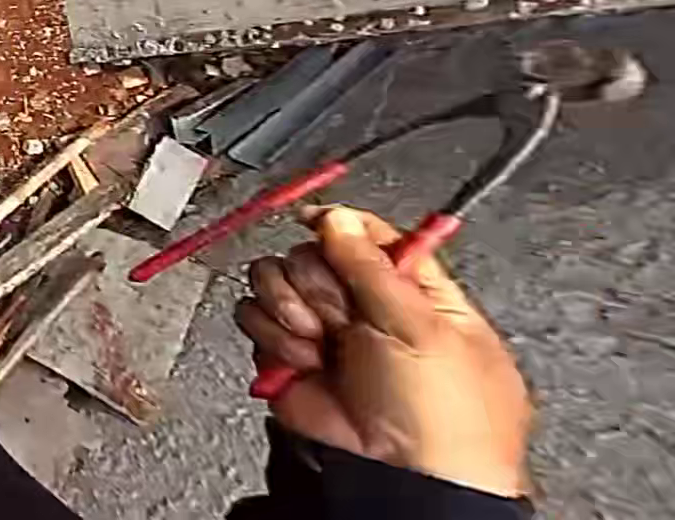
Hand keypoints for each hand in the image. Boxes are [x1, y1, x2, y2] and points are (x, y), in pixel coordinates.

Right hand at [236, 206, 530, 497]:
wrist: (388, 469)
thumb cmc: (435, 411)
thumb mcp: (419, 329)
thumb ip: (372, 266)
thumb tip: (337, 216)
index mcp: (414, 297)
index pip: (372, 237)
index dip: (343, 224)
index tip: (316, 221)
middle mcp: (363, 305)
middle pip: (308, 254)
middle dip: (314, 285)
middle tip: (342, 320)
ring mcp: (319, 324)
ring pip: (271, 276)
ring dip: (287, 308)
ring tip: (316, 343)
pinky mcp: (282, 342)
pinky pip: (251, 309)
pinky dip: (270, 333)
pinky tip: (300, 359)